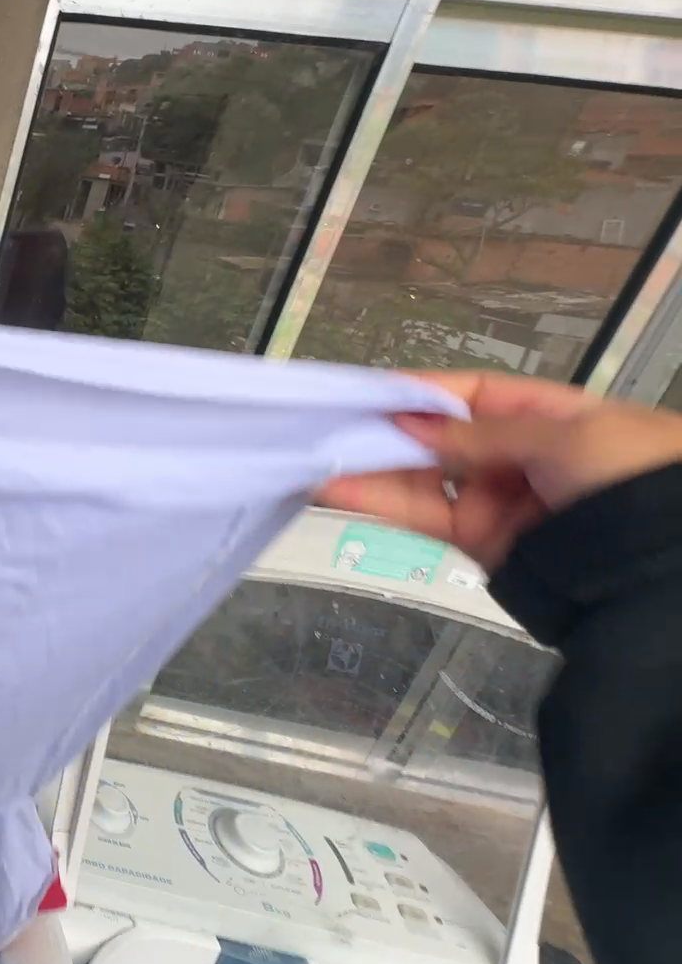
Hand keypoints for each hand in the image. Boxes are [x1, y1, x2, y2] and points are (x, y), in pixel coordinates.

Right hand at [317, 371, 681, 568]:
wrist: (656, 573)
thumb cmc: (632, 482)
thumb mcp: (572, 439)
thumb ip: (483, 432)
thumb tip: (408, 423)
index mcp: (553, 419)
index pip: (474, 395)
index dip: (421, 391)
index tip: (367, 391)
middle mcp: (516, 455)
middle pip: (435, 435)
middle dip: (383, 429)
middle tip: (328, 422)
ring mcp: (489, 497)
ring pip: (415, 474)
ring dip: (365, 464)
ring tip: (316, 452)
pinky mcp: (468, 534)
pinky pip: (413, 511)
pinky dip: (370, 498)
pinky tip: (330, 485)